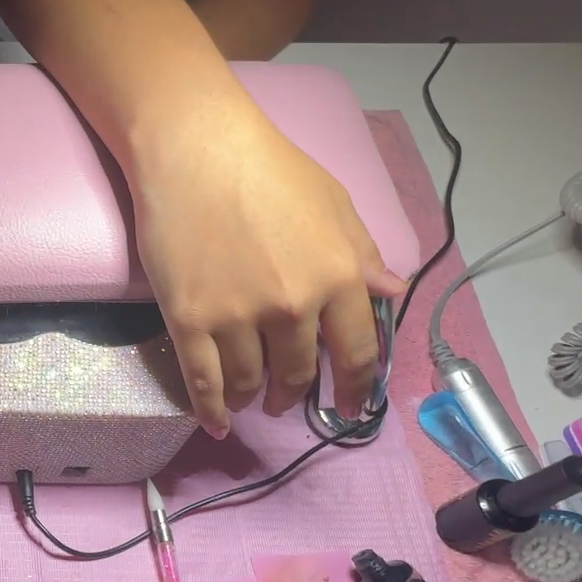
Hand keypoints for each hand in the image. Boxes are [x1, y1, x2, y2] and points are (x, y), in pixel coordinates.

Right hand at [129, 100, 404, 437]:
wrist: (195, 157)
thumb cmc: (268, 171)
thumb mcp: (334, 205)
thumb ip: (361, 254)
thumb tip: (392, 294)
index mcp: (338, 276)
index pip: (357, 352)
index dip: (356, 388)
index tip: (350, 407)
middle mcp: (292, 307)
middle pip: (297, 373)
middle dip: (292, 395)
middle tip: (282, 402)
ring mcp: (237, 318)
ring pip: (247, 381)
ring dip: (249, 399)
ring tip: (246, 401)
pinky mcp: (189, 323)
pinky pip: (203, 381)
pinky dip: (209, 409)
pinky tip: (215, 425)